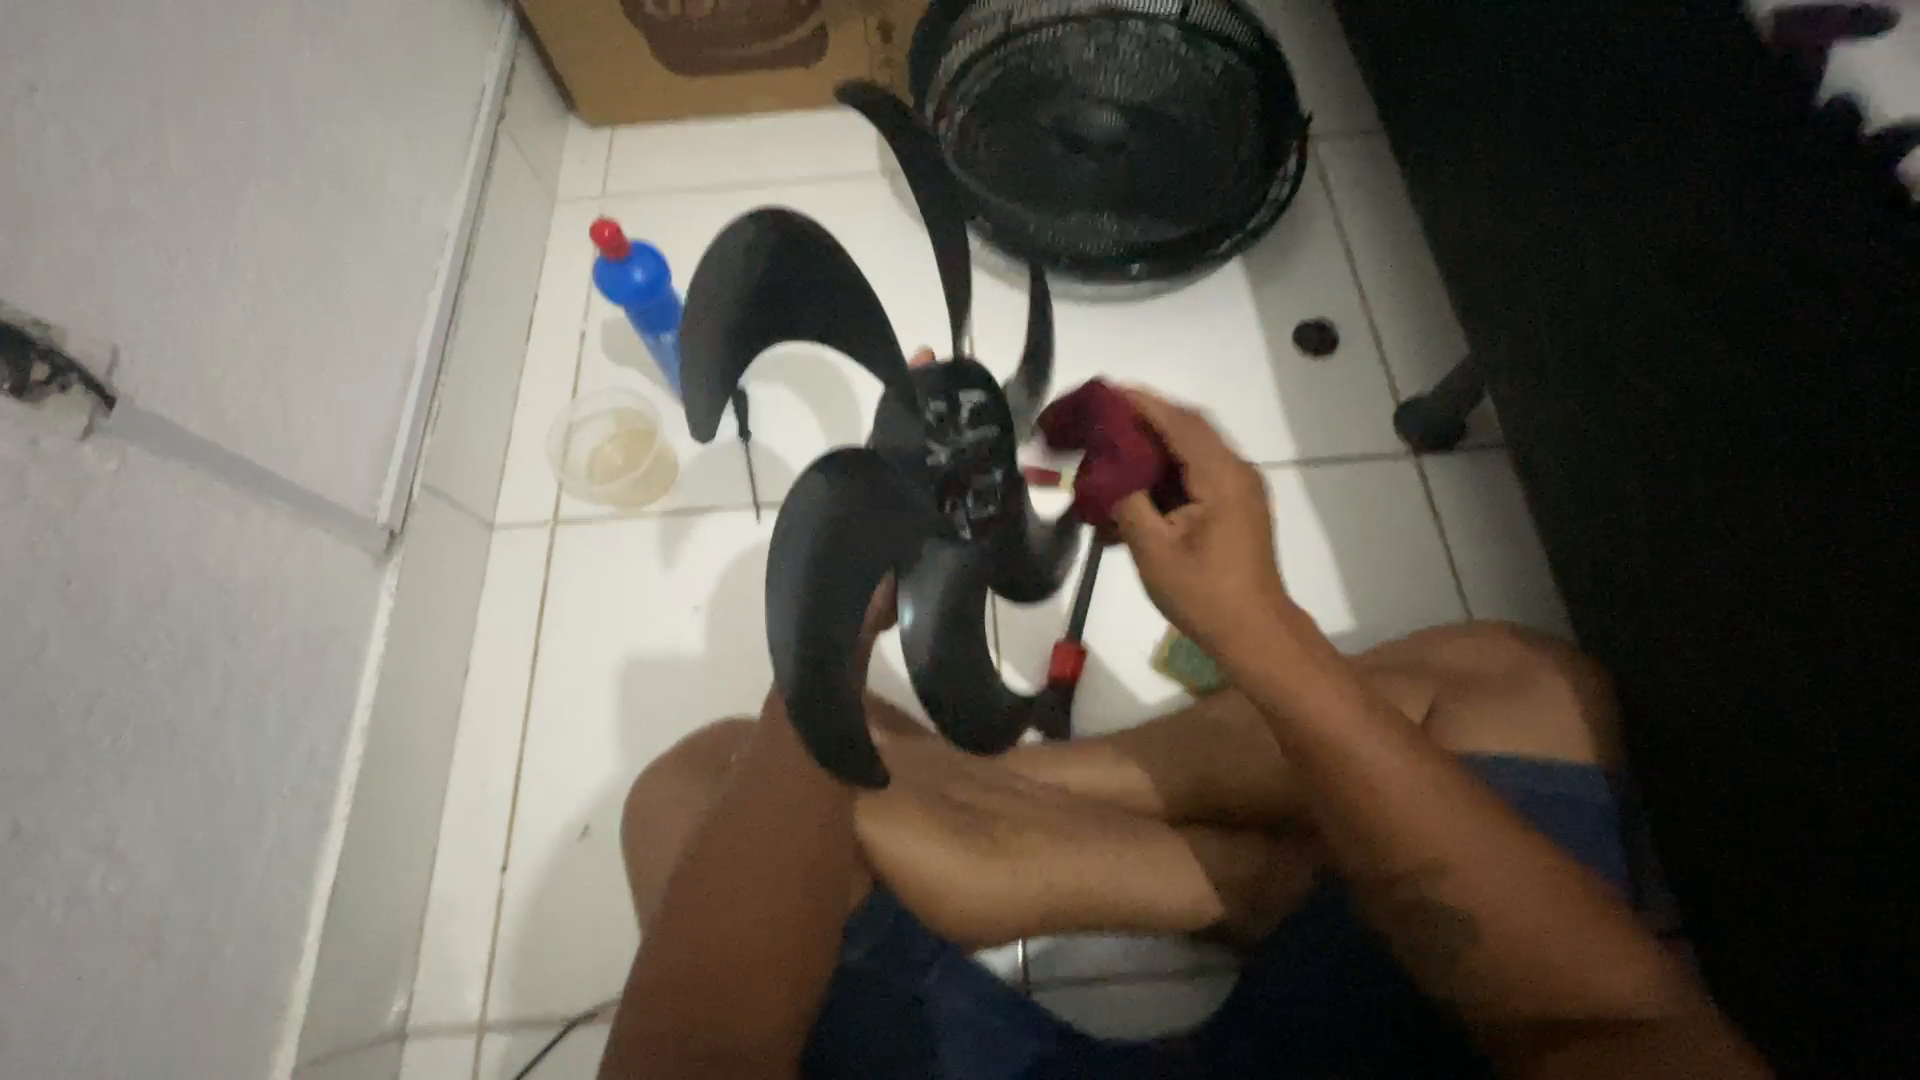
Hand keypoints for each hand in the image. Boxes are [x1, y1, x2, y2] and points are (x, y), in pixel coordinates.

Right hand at [1111, 389, 1292, 663]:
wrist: (1252, 633)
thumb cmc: (1203, 594)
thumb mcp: (1153, 549)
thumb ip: (1126, 501)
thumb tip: (1105, 474)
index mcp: (1221, 477)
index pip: (1180, 422)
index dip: (1142, 403)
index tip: (1105, 393)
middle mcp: (1236, 473)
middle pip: (1187, 429)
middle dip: (1144, 421)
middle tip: (1101, 421)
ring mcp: (1237, 490)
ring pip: (1189, 452)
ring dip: (1151, 450)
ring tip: (1110, 454)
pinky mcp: (1232, 508)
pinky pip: (1194, 477)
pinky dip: (1162, 477)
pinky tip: (1132, 494)